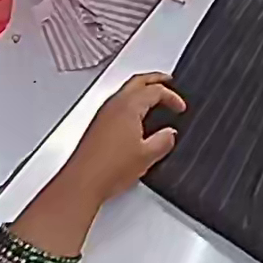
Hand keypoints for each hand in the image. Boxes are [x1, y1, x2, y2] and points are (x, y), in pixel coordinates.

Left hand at [58, 73, 186, 204]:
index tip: (180, 107)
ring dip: (142, 89)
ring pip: (126, 90)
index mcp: (129, 106)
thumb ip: (163, 141)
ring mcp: (104, 114)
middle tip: (167, 81)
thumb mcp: (147, 156)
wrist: (82, 183)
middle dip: (155, 79)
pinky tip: (136, 116)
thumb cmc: (109, 168)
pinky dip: (132, 101)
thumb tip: (169, 134)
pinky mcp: (98, 124)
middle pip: (138, 81)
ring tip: (154, 96)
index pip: (155, 90)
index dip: (171, 96)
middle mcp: (114, 104)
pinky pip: (118, 102)